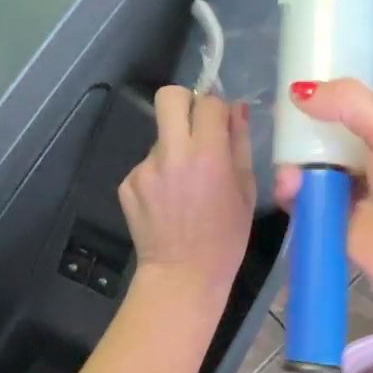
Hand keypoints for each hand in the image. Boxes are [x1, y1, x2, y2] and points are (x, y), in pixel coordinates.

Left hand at [118, 87, 256, 298]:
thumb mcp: (245, 190)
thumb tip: (236, 109)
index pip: (208, 102)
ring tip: (185, 186)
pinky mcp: (127, 184)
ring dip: (173, 149)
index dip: (217, 107)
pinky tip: (167, 202)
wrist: (183, 275)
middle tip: (194, 125)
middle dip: (184, 102)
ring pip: (159, 137)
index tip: (221, 122)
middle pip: (169, 97)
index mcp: (208, 154)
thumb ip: (239, 144)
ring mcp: (144, 169)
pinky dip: (158, 176)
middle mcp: (172, 154)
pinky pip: (146, 165)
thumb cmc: (225, 237)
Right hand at [275, 79, 372, 303]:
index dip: (330, 85)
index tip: (298, 77)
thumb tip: (299, 91)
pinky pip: (301, 193)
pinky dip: (291, 189)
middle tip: (281, 122)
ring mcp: (350, 183)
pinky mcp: (331, 212)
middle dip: (302, 125)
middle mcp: (372, 151)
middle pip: (327, 127)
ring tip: (289, 170)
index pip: (358, 96)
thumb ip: (351, 105)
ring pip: (309, 159)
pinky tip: (290, 189)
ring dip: (293, 159)